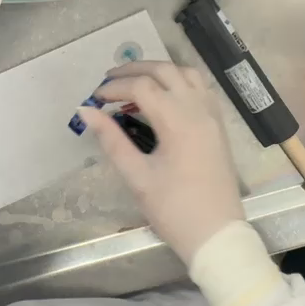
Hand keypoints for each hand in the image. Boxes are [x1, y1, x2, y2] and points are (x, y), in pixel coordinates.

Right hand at [79, 61, 244, 264]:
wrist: (217, 236)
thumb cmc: (174, 210)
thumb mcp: (137, 177)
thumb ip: (111, 140)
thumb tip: (86, 111)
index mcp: (178, 120)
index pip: (141, 87)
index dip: (114, 88)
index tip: (95, 99)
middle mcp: (198, 108)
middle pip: (164, 70)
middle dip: (134, 69)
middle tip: (109, 80)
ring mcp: (212, 114)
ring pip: (185, 73)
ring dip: (159, 70)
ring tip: (136, 83)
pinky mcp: (219, 124)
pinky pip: (200, 87)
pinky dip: (179, 81)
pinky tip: (164, 95)